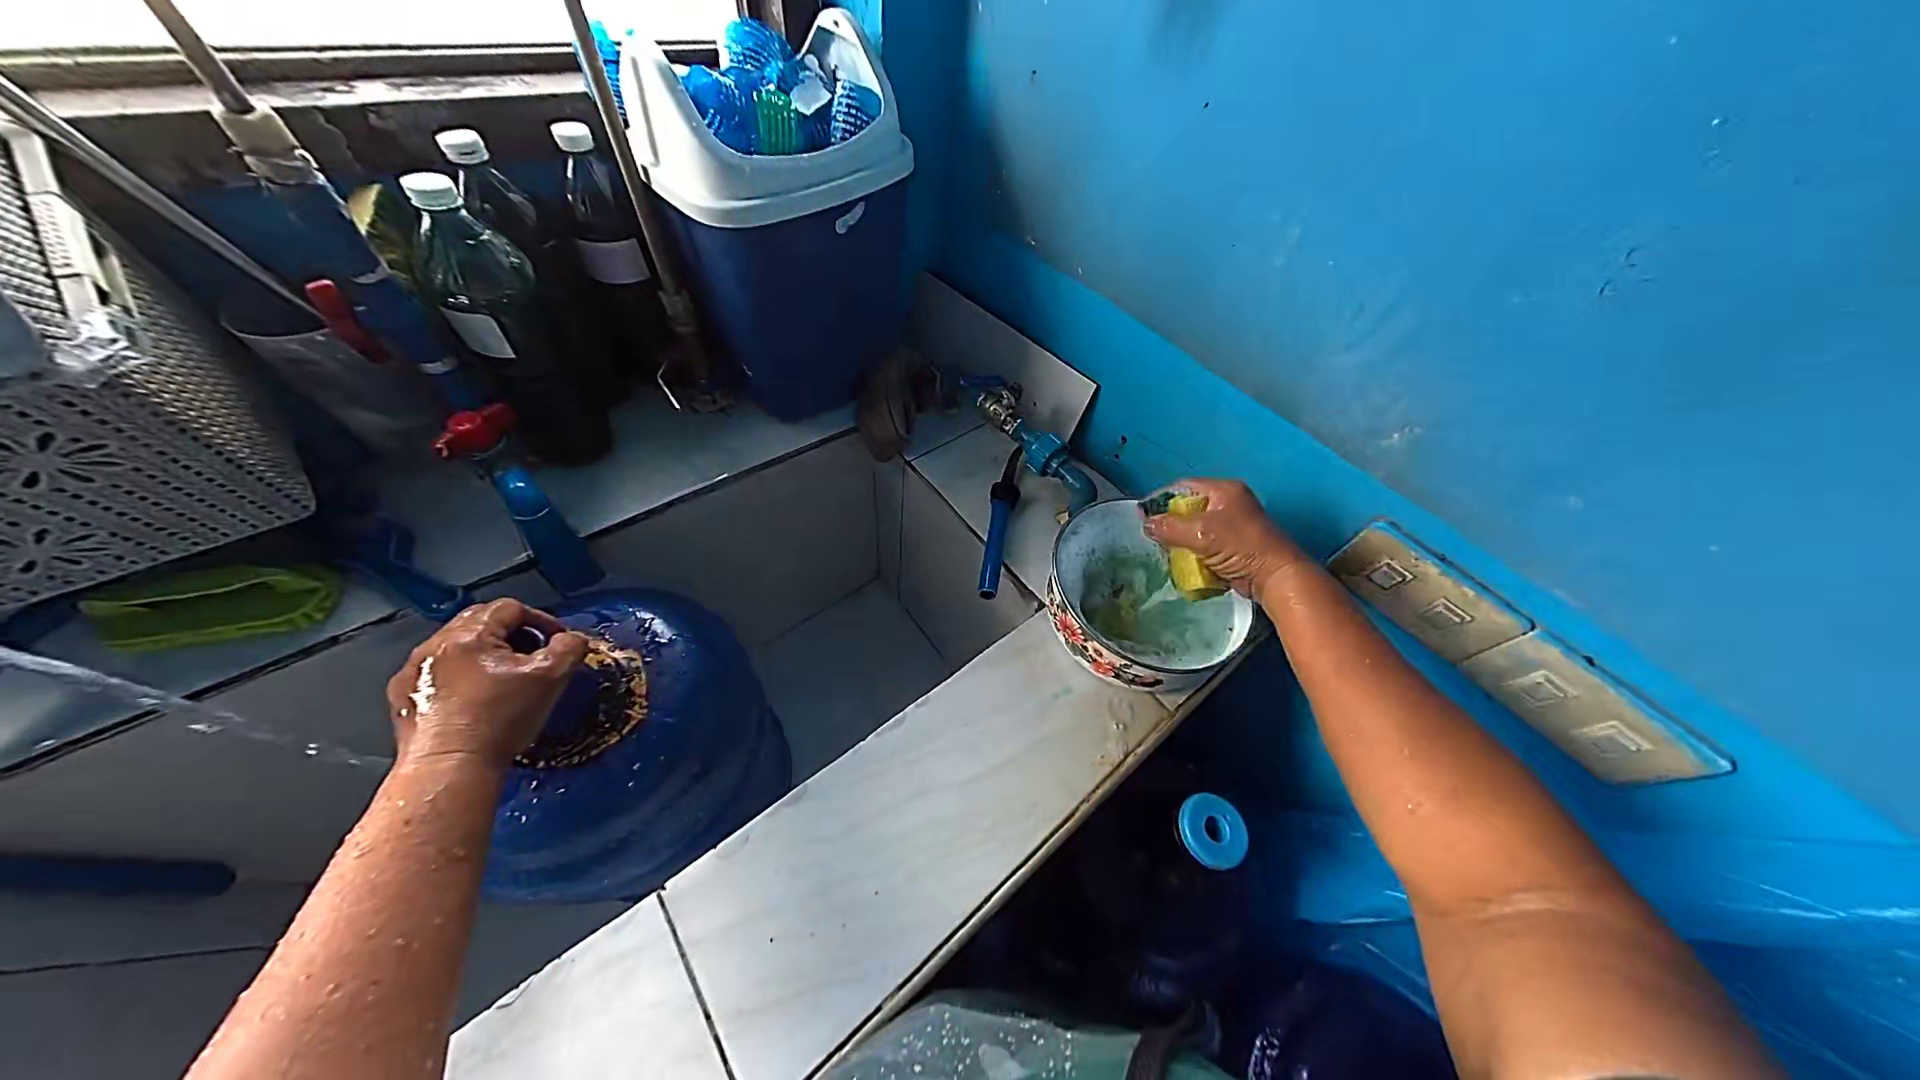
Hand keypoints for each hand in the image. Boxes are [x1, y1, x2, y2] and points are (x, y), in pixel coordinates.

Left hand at [384, 599, 588, 769]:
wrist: (451, 768)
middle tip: (534, 654)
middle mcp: (435, 646)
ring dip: (486, 653)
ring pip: (458, 646)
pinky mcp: (404, 696)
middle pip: (481, 621)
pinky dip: (462, 674)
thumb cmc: (501, 720)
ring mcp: (414, 671)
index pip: (511, 608)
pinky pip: (439, 671)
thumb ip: (569, 648)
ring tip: (507, 677)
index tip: (557, 641)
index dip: (541, 620)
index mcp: (469, 635)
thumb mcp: (551, 678)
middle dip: (513, 633)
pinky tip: (476, 697)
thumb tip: (571, 639)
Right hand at [1142, 478, 1308, 596]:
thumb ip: (1170, 527)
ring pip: (1193, 529)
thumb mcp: (1201, 533)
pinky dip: (1192, 553)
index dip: (1161, 500)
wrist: (1275, 577)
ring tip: (1169, 553)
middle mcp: (1228, 503)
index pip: (1182, 487)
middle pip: (1187, 509)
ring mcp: (1231, 525)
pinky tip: (1185, 563)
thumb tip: (1146, 524)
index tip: (1144, 517)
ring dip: (1180, 542)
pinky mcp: (1231, 545)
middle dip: (1170, 525)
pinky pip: (1202, 544)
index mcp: (1224, 490)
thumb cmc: (1242, 547)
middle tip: (1157, 538)